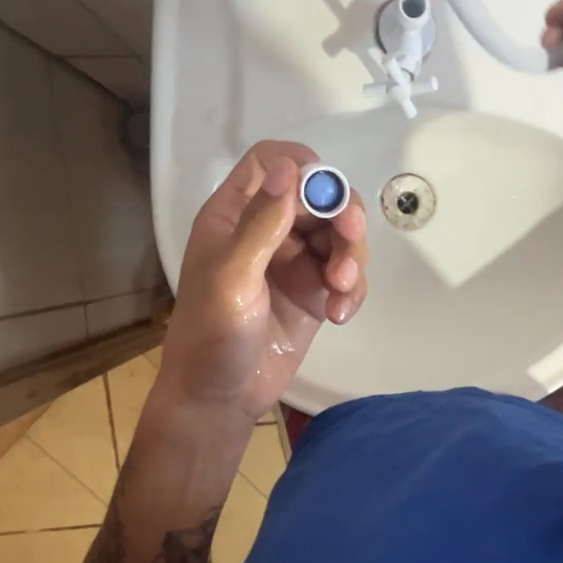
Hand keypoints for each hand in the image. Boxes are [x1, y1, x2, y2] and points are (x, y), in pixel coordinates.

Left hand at [161, 141, 368, 421]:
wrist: (221, 398)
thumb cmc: (212, 334)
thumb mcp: (232, 275)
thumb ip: (262, 223)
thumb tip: (290, 168)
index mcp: (235, 216)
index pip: (271, 164)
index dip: (302, 166)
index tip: (325, 191)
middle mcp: (267, 233)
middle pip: (318, 198)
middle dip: (340, 215)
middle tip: (350, 237)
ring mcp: (293, 265)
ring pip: (338, 237)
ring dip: (350, 257)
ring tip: (342, 290)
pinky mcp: (313, 296)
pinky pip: (345, 277)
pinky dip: (351, 291)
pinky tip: (339, 316)